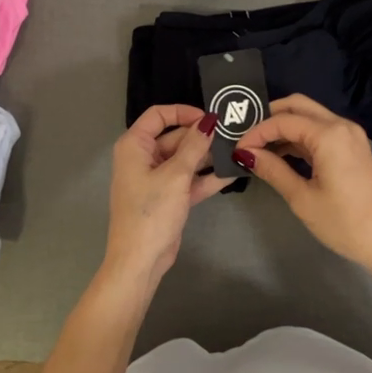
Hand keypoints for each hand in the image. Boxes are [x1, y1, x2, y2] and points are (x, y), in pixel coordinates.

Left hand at [104, 105, 235, 291]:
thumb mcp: (175, 175)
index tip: (209, 117)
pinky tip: (231, 173)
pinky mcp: (168, 197)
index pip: (158, 115)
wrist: (140, 260)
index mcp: (134, 145)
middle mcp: (143, 157)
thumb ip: (194, 146)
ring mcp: (156, 178)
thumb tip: (209, 121)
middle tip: (231, 134)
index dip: (183, 112)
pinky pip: (189, 180)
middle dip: (201, 136)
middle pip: (175, 137)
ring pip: (184, 159)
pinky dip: (206, 178)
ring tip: (236, 150)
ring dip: (207, 156)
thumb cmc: (151, 211)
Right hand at [234, 94, 371, 273]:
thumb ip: (273, 170)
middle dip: (270, 117)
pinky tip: (282, 154)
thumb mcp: (302, 198)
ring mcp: (350, 134)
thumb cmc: (345, 223)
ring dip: (284, 126)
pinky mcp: (353, 146)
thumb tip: (245, 153)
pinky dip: (300, 136)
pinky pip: (321, 129)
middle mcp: (341, 125)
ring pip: (310, 115)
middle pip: (298, 105)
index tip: (238, 150)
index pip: (283, 121)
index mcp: (329, 135)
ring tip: (260, 148)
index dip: (257, 132)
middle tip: (247, 137)